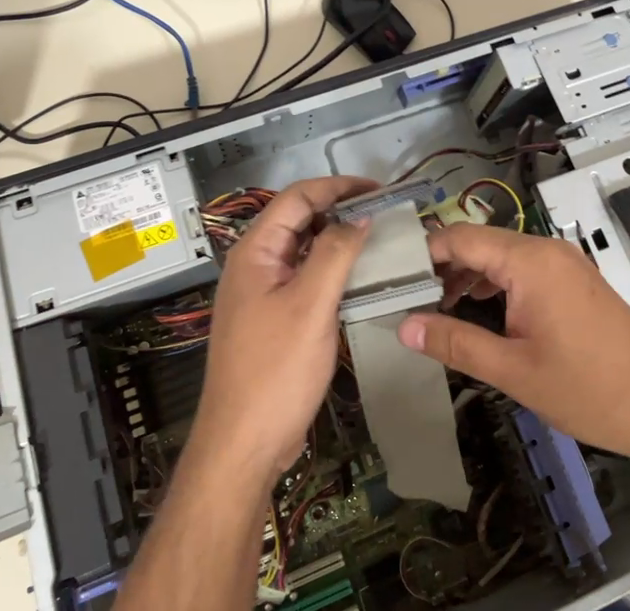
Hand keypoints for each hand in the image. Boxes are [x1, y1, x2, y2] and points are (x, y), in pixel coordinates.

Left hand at [194, 176, 376, 476]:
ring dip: (338, 241)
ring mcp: (261, 294)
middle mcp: (254, 265)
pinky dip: (332, 271)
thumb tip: (359, 217)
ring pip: (303, 251)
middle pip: (299, 220)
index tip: (380, 190)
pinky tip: (359, 280)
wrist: (243, 443)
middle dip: (340, 210)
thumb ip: (335, 254)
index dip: (337, 186)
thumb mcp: (310, 306)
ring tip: (380, 242)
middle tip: (386, 214)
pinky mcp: (272, 320)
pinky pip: (304, 280)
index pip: (297, 198)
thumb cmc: (275, 371)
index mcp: (255, 252)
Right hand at [396, 224, 629, 465]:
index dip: (421, 252)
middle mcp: (547, 251)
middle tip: (402, 296)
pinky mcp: (576, 282)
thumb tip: (404, 327)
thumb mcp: (513, 371)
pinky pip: (523, 271)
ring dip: (467, 277)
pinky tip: (475, 313)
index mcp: (530, 262)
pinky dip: (495, 285)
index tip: (387, 274)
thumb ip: (455, 342)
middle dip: (440, 266)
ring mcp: (566, 264)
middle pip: (480, 243)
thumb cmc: (589, 389)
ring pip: (501, 257)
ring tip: (432, 309)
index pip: (460, 237)